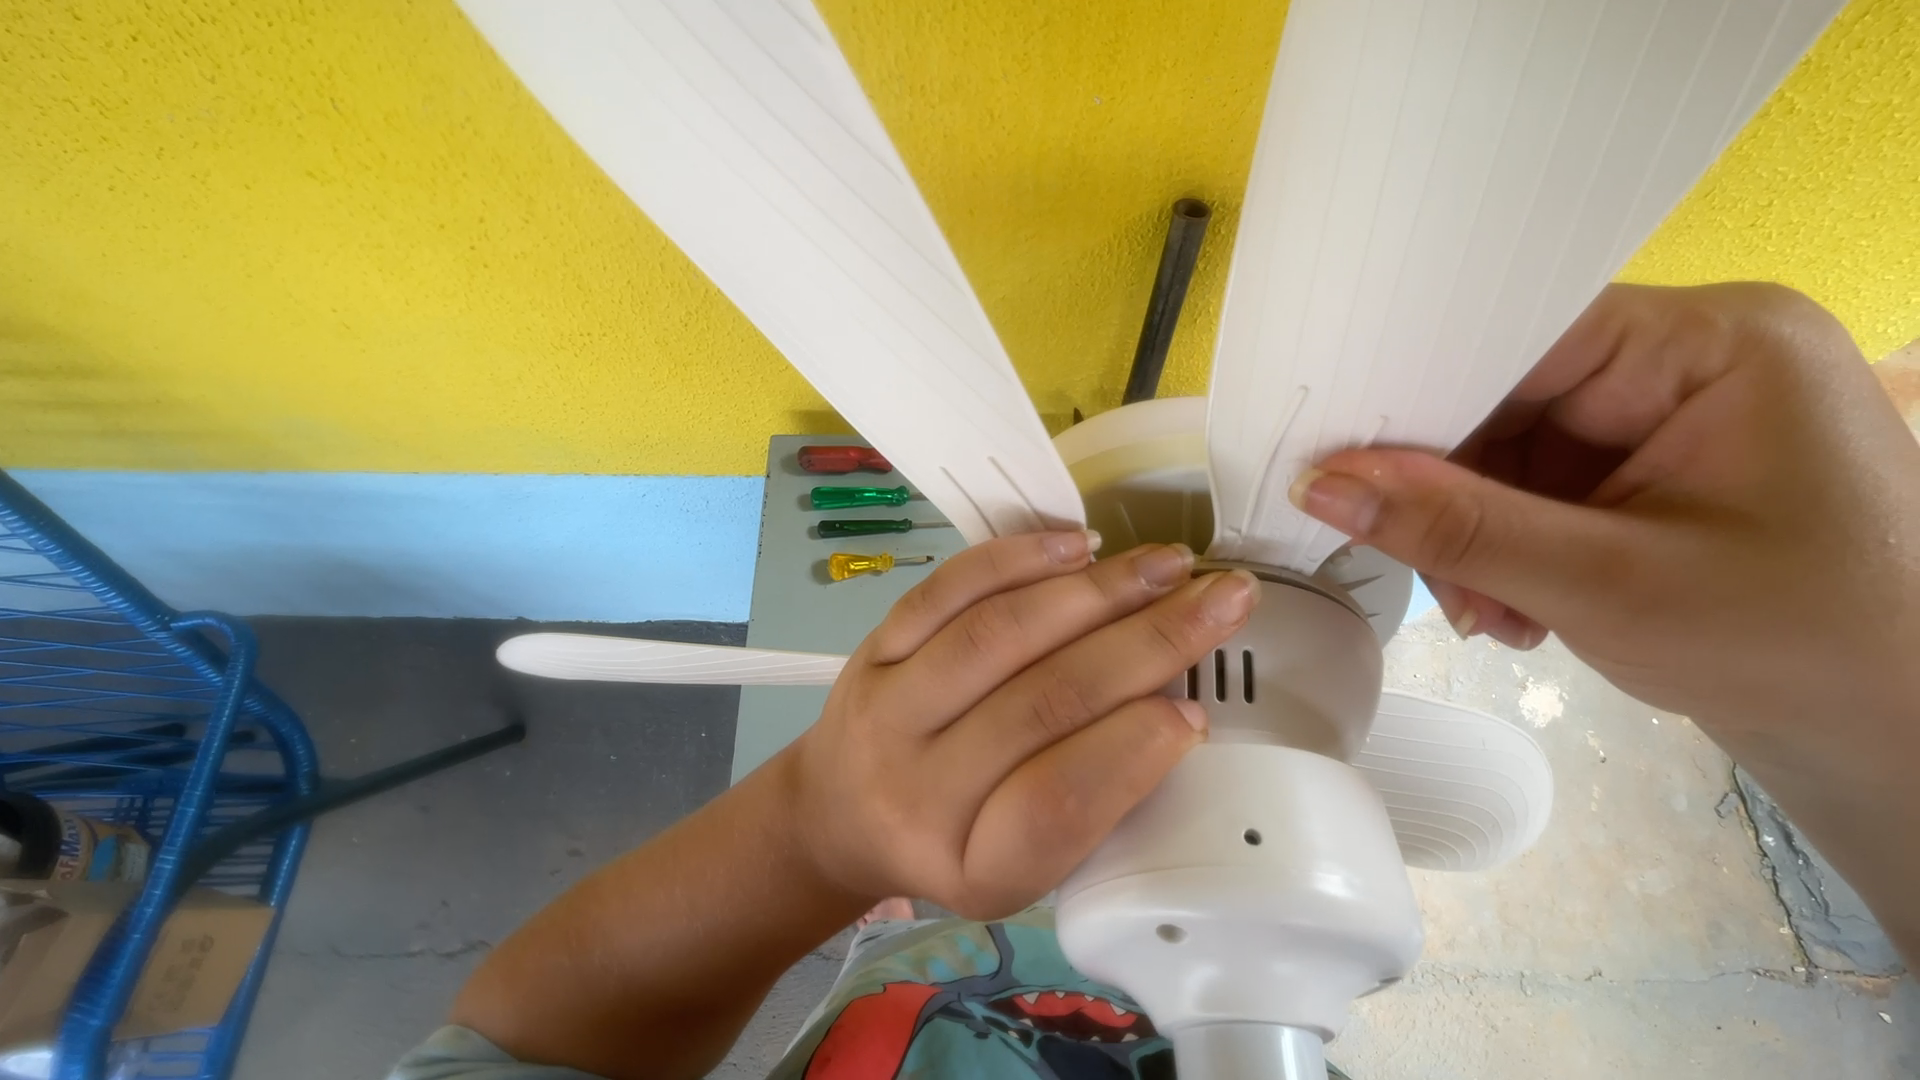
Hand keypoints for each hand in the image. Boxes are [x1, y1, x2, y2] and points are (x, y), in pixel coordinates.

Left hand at [774, 533, 1258, 919]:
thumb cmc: (949, 842)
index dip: (1133, 753)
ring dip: (1095, 592)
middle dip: (1146, 644)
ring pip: (998, 635)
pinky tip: (1078, 545)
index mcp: (972, 865)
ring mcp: (888, 708)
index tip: (1195, 709)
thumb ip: (1087, 801)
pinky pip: (945, 591)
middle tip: (1221, 601)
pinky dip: (1015, 559)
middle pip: (1040, 704)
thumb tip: (1167, 707)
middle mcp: (918, 790)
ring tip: (1167, 566)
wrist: (839, 813)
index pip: (1056, 805)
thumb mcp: (1020, 864)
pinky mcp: (873, 648)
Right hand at [1290, 282, 1919, 735]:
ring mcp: (1656, 416)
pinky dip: (1497, 549)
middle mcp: (1678, 359)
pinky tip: (1513, 607)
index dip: (1416, 396)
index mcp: (1707, 344)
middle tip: (1432, 577)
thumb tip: (1318, 485)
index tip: (1339, 466)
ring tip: (1488, 613)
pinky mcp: (1637, 466)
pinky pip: (1524, 488)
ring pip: (1498, 455)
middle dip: (1448, 499)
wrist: (1896, 730)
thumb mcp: (1605, 585)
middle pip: (1497, 401)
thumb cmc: (1795, 647)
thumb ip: (1454, 529)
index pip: (1513, 337)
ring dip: (1467, 538)